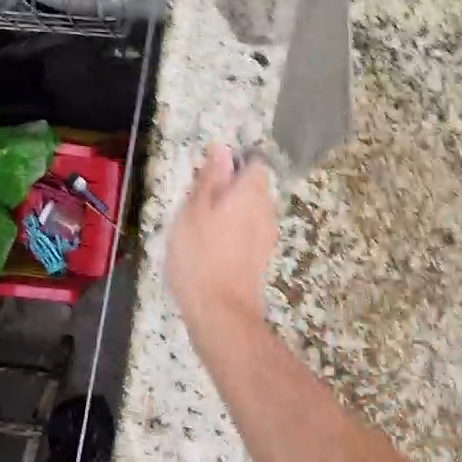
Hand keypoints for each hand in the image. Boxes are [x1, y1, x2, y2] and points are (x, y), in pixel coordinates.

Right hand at [166, 144, 278, 336]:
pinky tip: (211, 248)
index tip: (209, 175)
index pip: (255, 164)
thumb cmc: (200, 254)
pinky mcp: (261, 259)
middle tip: (197, 203)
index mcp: (252, 192)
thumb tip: (223, 149)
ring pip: (251, 212)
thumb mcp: (194, 208)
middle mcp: (266, 211)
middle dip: (230, 190)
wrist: (220, 312)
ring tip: (200, 227)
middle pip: (253, 188)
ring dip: (231, 213)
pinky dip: (233, 234)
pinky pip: (249, 234)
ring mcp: (266, 237)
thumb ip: (211, 177)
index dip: (234, 165)